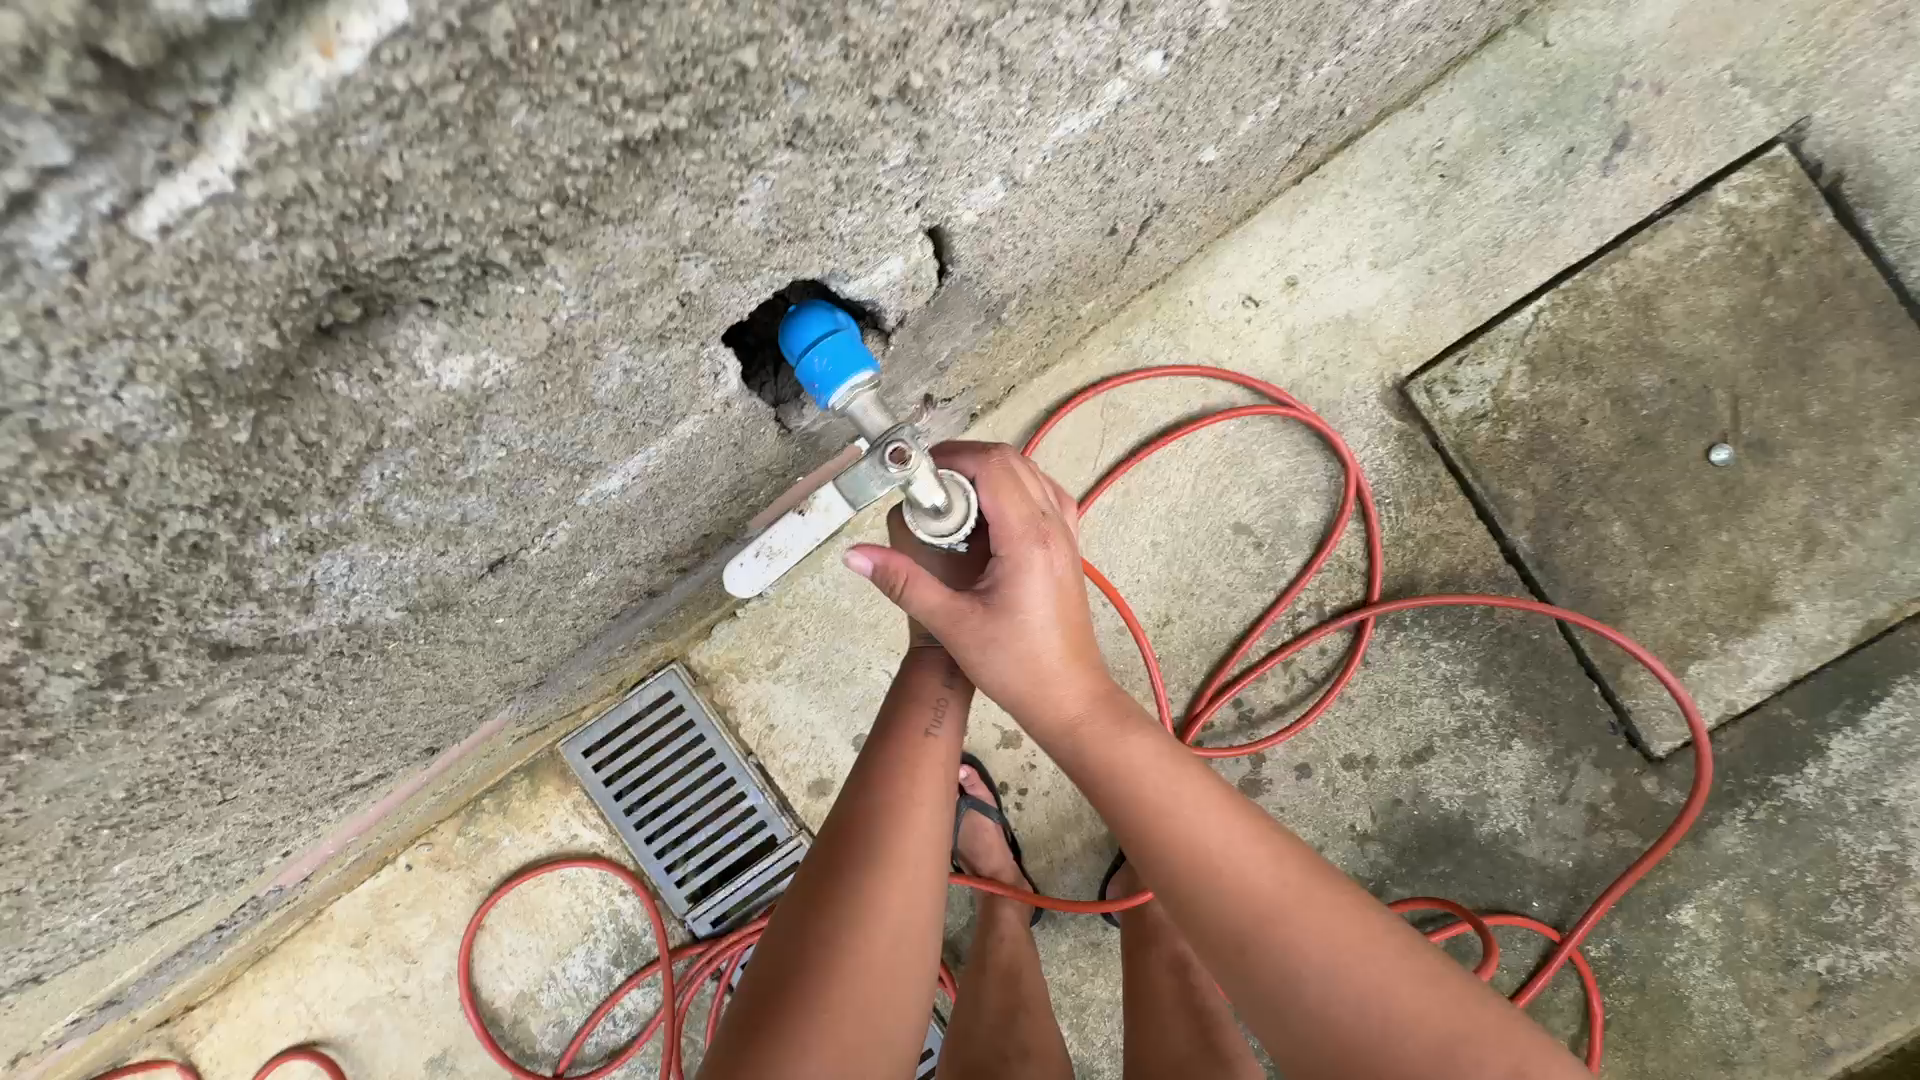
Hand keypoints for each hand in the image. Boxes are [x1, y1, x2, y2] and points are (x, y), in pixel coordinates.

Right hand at [845, 442, 1118, 733]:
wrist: (1069, 698)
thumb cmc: (1016, 667)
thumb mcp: (952, 625)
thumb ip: (904, 583)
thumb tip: (855, 555)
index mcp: (1028, 538)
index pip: (993, 466)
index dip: (953, 457)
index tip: (919, 475)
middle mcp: (1053, 526)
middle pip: (1012, 460)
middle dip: (965, 462)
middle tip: (928, 489)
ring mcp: (1067, 534)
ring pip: (1031, 473)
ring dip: (990, 473)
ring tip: (952, 501)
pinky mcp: (1067, 547)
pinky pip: (1043, 495)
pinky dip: (1013, 489)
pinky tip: (987, 517)